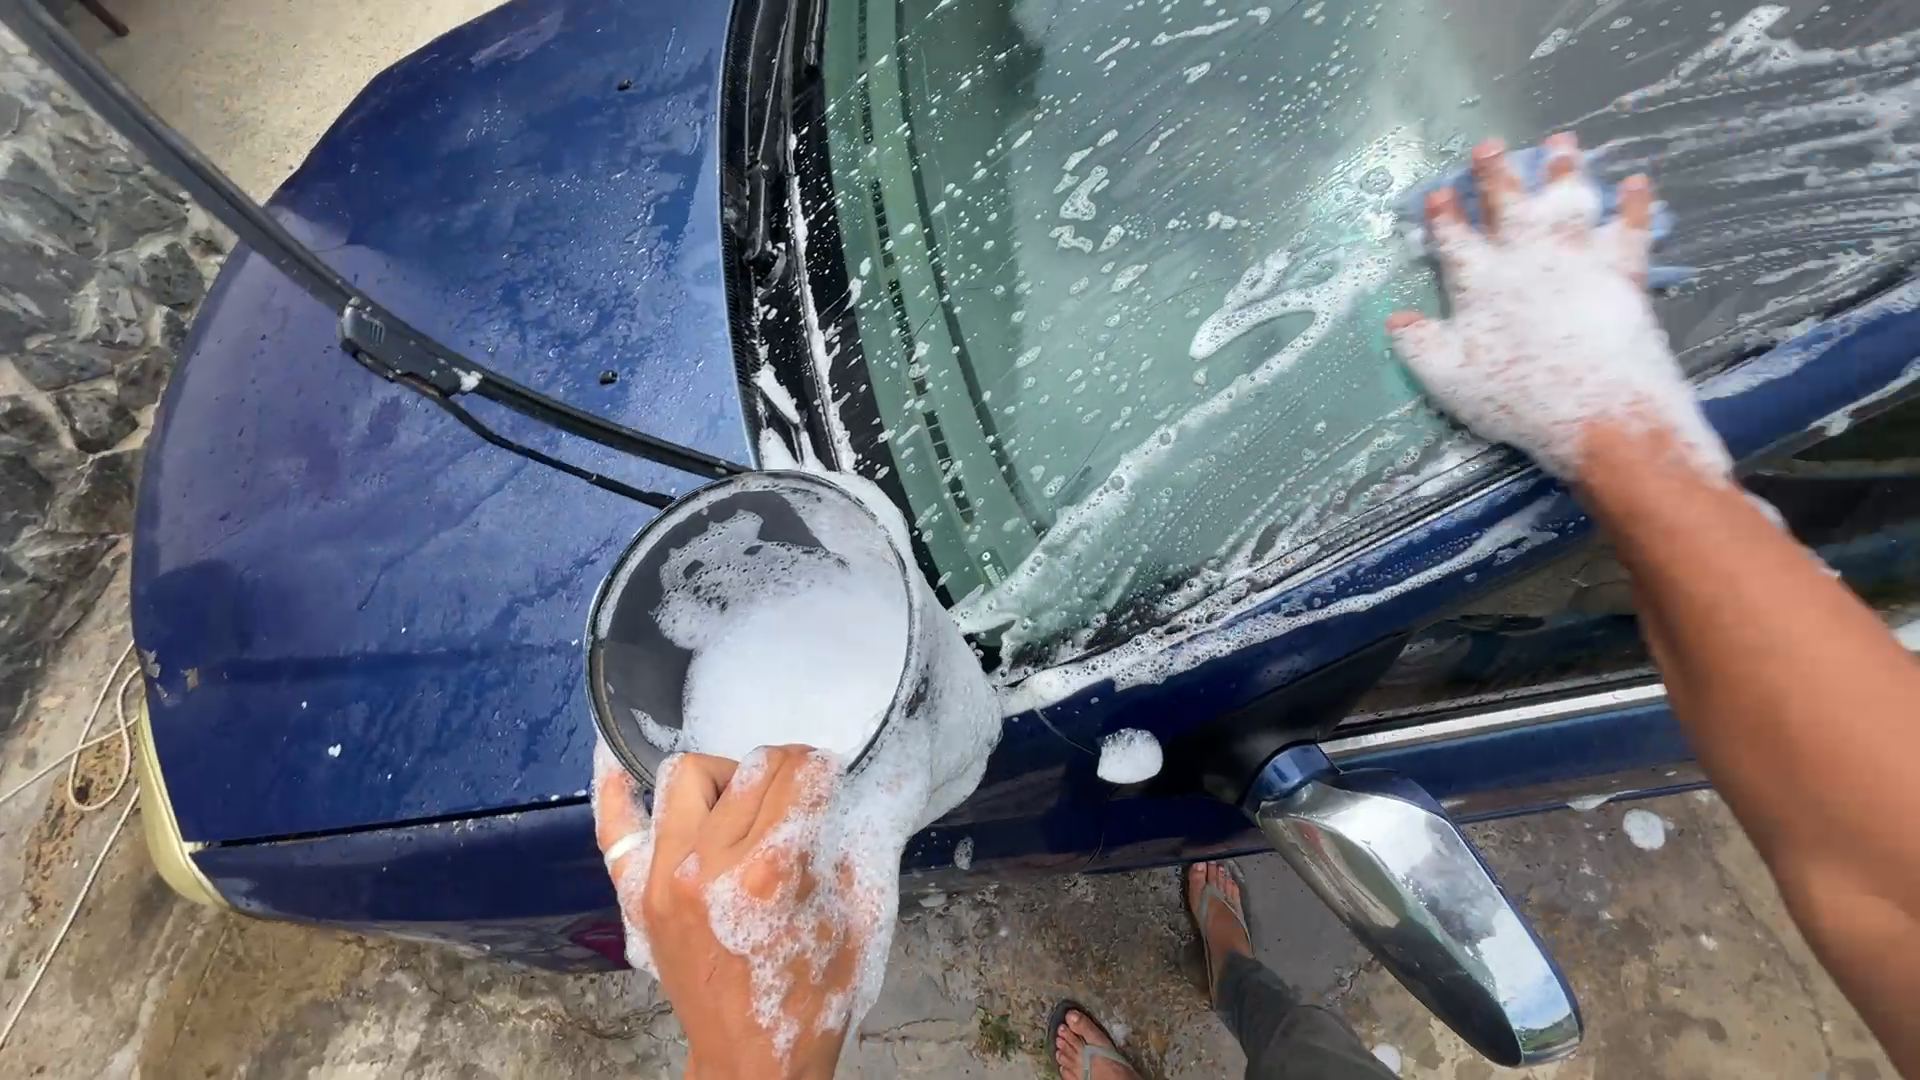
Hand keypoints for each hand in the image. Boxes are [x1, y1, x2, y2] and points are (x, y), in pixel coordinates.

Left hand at [593, 742, 860, 1079]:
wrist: (754, 1061)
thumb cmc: (816, 992)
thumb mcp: (859, 912)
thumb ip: (855, 839)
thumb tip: (852, 784)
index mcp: (771, 870)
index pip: (798, 773)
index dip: (822, 768)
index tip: (829, 778)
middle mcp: (709, 864)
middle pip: (750, 767)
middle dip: (785, 767)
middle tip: (799, 789)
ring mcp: (663, 878)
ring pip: (687, 775)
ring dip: (725, 775)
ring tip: (743, 803)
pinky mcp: (638, 896)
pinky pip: (615, 828)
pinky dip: (617, 791)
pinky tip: (619, 764)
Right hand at [1386, 134, 1729, 482]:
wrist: (1598, 409)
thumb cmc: (1513, 396)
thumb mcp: (1447, 378)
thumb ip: (1419, 344)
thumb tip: (1397, 318)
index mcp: (1479, 285)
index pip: (1455, 240)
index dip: (1444, 216)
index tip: (1438, 190)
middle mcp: (1528, 260)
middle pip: (1509, 206)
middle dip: (1495, 174)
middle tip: (1488, 144)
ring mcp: (1579, 260)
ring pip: (1569, 202)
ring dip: (1563, 170)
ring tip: (1560, 141)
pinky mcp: (1623, 272)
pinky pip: (1630, 228)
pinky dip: (1634, 204)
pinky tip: (1636, 183)